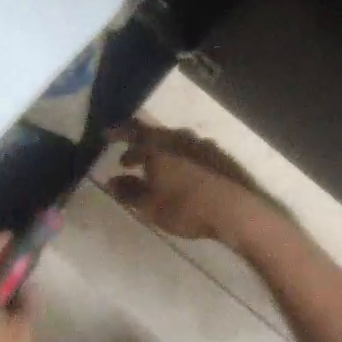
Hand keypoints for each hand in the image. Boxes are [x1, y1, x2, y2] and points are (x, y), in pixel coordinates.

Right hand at [106, 120, 280, 243]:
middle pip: (155, 136)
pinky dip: (180, 161)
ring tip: (154, 172)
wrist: (235, 210)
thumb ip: (129, 192)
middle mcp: (181, 139)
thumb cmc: (186, 207)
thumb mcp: (150, 205)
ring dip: (161, 155)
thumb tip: (113, 182)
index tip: (106, 137)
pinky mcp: (221, 158)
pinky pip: (192, 153)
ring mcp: (204, 146)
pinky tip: (181, 178)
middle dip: (139, 148)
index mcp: (160, 146)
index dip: (118, 132)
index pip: (133, 130)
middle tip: (127, 161)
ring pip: (175, 144)